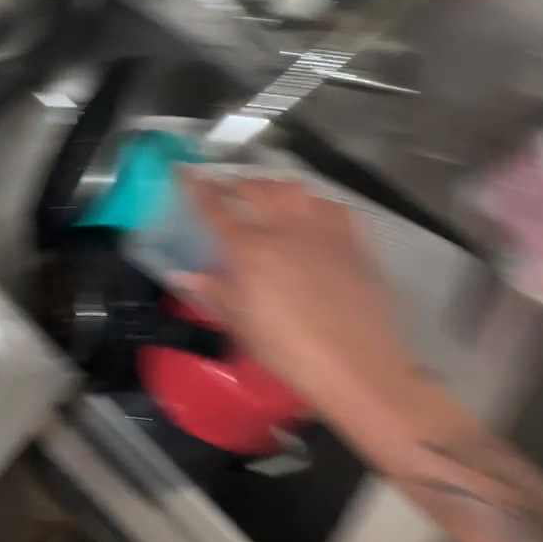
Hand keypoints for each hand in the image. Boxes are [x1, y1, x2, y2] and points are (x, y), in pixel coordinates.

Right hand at [176, 170, 421, 415]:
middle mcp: (283, 231)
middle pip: (255, 188)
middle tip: (227, 191)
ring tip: (268, 197)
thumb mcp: (240, 325)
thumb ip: (213, 292)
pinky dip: (316, 204)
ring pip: (295, 189)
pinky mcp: (353, 245)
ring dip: (275, 188)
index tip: (185, 172)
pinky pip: (333, 208)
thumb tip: (184, 275)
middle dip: (236, 184)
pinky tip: (312, 216)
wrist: (358, 369)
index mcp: (248, 249)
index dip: (196, 187)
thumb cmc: (289, 350)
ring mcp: (322, 234)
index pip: (214, 207)